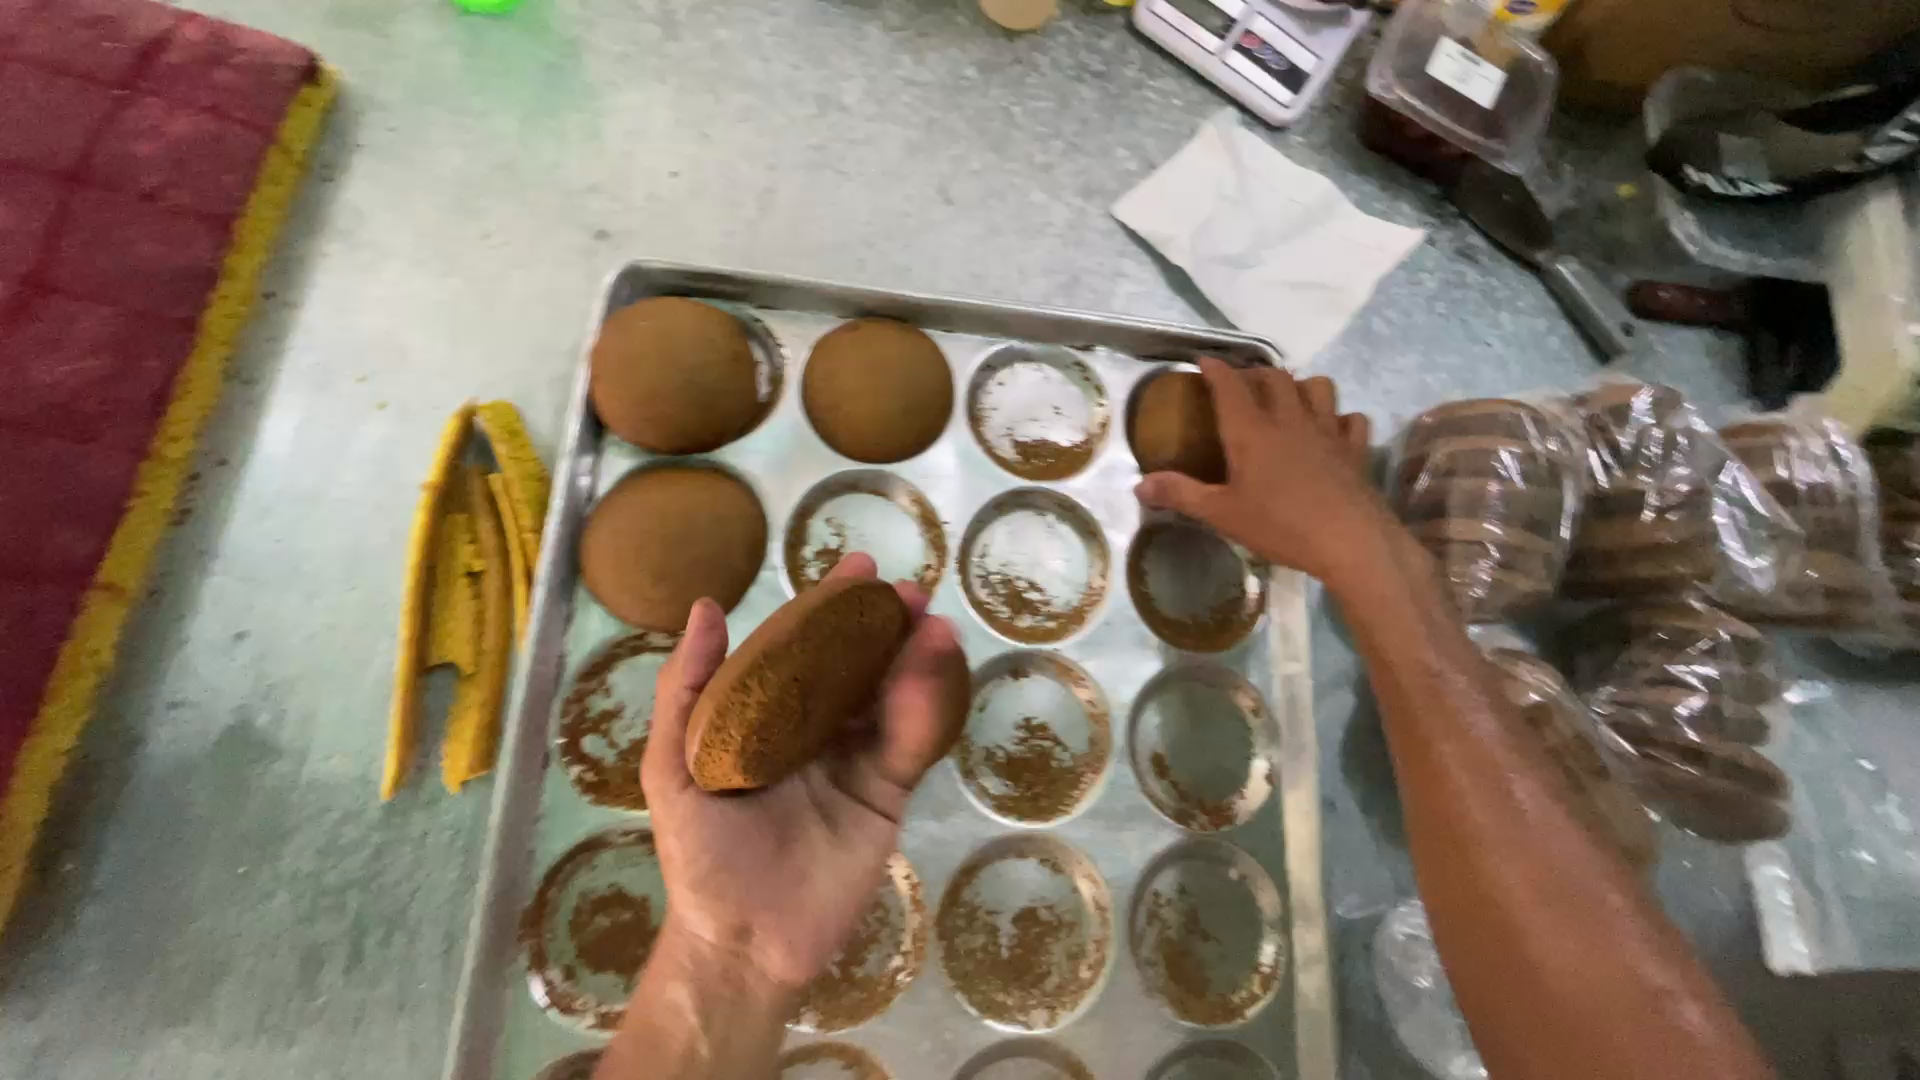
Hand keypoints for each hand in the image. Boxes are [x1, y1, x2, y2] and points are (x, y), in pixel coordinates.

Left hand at [640, 554, 964, 990]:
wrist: (743, 940)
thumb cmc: (701, 852)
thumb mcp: (673, 766)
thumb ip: (686, 688)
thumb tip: (705, 605)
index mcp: (770, 714)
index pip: (804, 647)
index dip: (830, 605)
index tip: (858, 568)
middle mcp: (818, 726)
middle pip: (858, 662)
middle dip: (884, 624)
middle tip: (907, 593)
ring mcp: (856, 756)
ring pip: (892, 694)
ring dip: (915, 655)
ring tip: (932, 622)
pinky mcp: (888, 790)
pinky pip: (911, 741)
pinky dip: (927, 705)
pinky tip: (936, 671)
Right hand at [1135, 357, 1395, 587]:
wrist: (1350, 542)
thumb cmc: (1280, 526)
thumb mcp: (1221, 514)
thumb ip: (1181, 495)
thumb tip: (1139, 485)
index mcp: (1252, 432)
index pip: (1230, 386)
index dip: (1216, 369)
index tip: (1204, 361)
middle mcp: (1290, 420)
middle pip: (1275, 378)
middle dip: (1256, 374)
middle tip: (1242, 385)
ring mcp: (1328, 432)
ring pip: (1318, 387)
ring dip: (1300, 385)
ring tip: (1288, 399)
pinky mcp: (1355, 449)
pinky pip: (1351, 419)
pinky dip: (1340, 418)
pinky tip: (1331, 430)